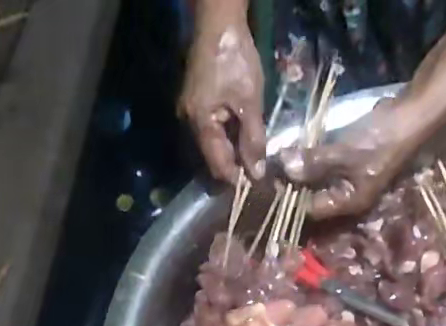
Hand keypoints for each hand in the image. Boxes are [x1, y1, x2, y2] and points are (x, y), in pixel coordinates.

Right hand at [180, 20, 266, 183]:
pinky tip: (241, 135)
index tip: (256, 184)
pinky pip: (211, 131)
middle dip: (234, 166)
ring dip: (232, 151)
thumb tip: (257, 174)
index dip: (236, 178)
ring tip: (252, 154)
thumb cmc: (234, 59)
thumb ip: (254, 140)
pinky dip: (226, 136)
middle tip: (257, 170)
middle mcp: (188, 124)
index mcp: (200, 125)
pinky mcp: (195, 104)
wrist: (218, 21)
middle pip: (213, 157)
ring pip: (212, 145)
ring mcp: (189, 113)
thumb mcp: (250, 101)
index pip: (217, 166)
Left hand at [278, 97, 428, 218]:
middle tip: (270, 169)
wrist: (413, 113)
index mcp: (347, 203)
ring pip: (317, 180)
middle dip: (293, 184)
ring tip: (279, 158)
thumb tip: (284, 166)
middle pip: (312, 196)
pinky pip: (325, 165)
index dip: (290, 197)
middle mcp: (347, 197)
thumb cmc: (381, 138)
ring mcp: (350, 179)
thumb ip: (314, 161)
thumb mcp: (345, 152)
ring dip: (301, 169)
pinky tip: (297, 148)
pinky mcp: (350, 161)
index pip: (310, 208)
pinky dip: (312, 159)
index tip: (271, 181)